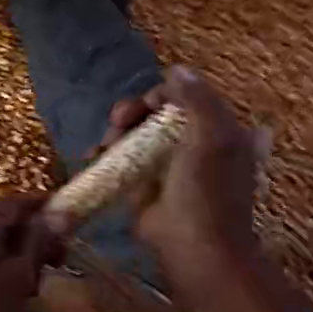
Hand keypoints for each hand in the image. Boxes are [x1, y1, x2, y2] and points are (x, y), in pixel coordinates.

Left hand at [0, 194, 59, 311]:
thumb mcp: (20, 272)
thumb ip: (39, 240)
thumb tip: (61, 213)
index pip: (12, 202)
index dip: (40, 202)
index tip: (68, 210)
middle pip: (10, 221)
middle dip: (39, 232)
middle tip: (63, 251)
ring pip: (6, 241)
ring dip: (30, 252)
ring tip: (50, 271)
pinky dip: (16, 265)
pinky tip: (29, 286)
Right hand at [99, 66, 263, 279]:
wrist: (191, 243)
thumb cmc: (206, 190)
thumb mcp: (210, 137)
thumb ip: (196, 100)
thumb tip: (175, 68)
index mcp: (220, 130)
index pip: (187, 97)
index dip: (163, 95)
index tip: (146, 105)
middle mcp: (192, 144)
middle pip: (155, 114)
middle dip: (132, 113)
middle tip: (117, 120)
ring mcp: (165, 166)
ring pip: (133, 135)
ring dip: (114, 134)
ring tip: (103, 145)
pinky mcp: (140, 185)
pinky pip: (119, 160)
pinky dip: (104, 156)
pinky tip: (92, 157)